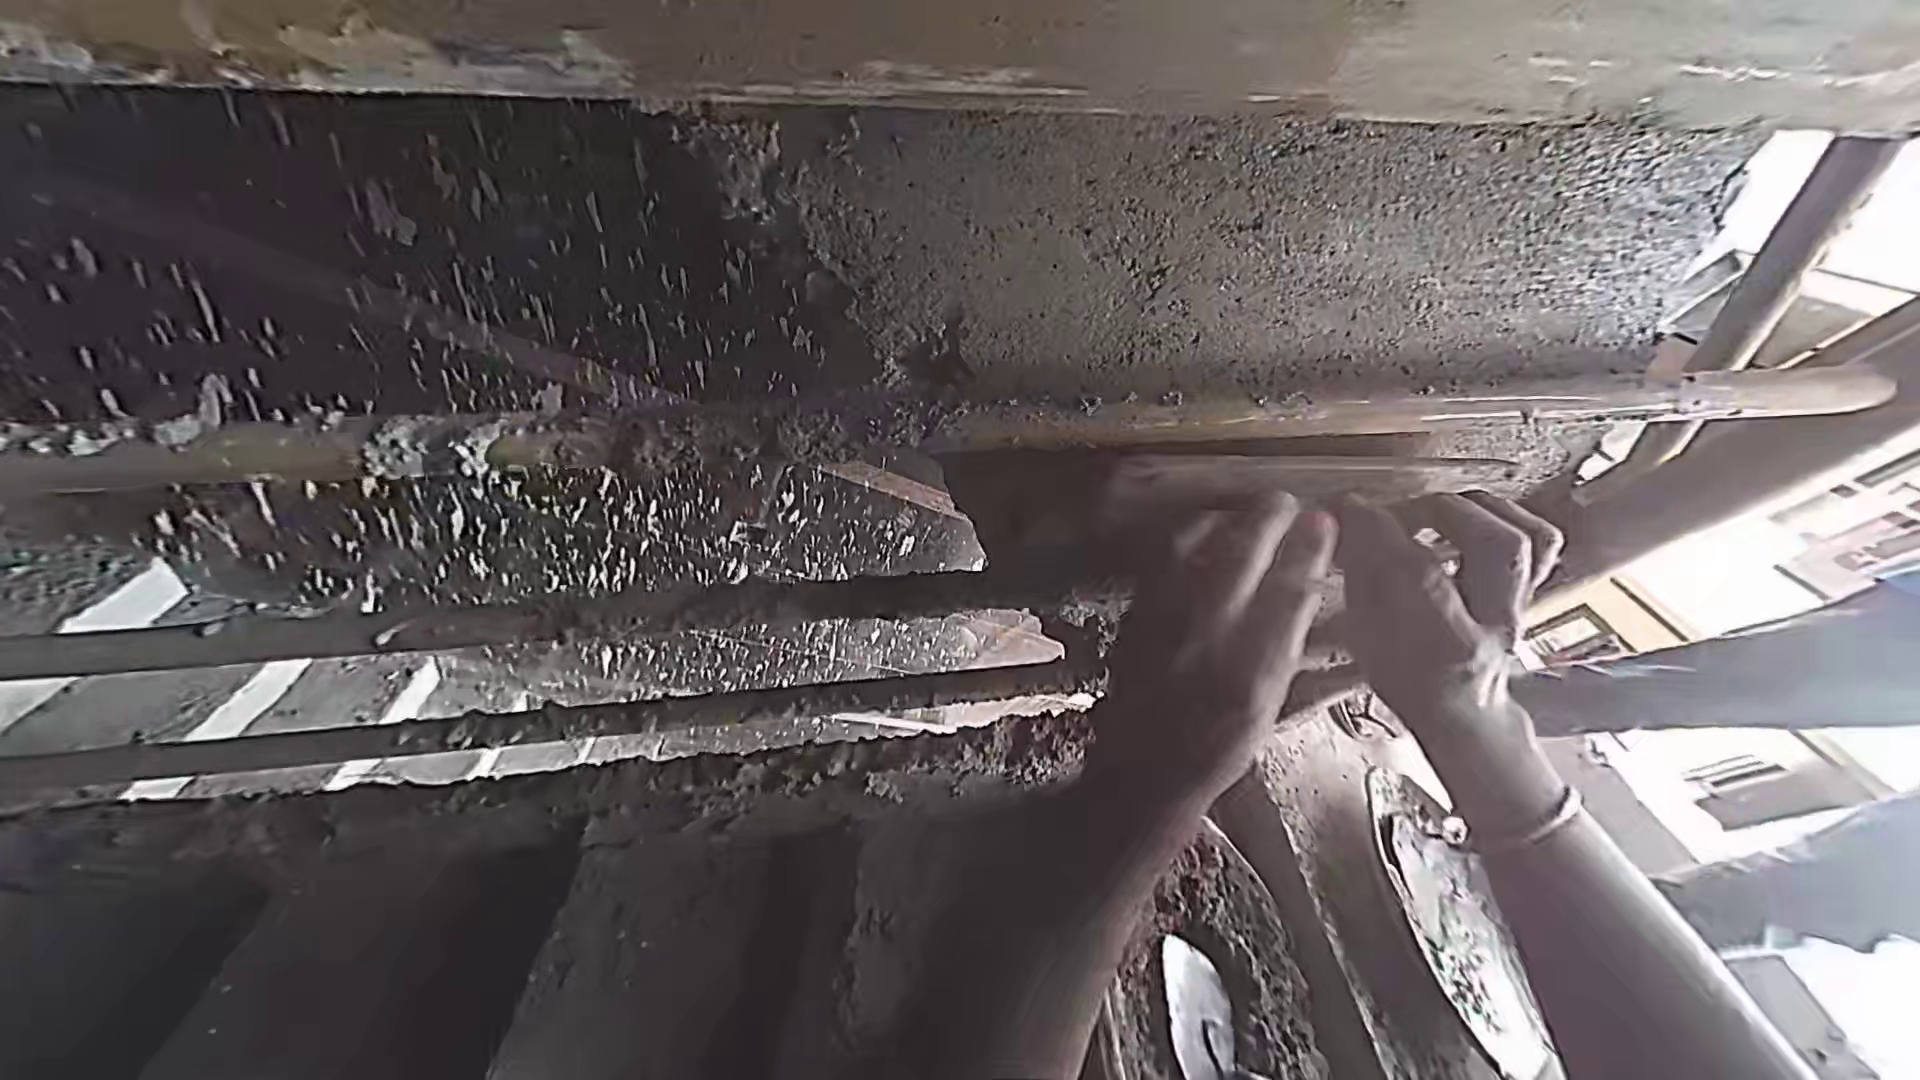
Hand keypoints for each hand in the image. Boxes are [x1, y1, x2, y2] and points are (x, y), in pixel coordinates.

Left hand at [1088, 494, 1335, 804]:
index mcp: (1250, 672)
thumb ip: (1311, 675)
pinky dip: (1183, 543)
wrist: (1141, 771)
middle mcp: (1206, 642)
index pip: (1288, 593)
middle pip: (1238, 561)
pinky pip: (1157, 567)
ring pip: (1191, 555)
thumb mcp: (1272, 716)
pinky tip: (1197, 537)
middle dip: (1265, 521)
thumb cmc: (1215, 751)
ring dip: (1222, 524)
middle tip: (1284, 503)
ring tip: (1242, 516)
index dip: (1308, 550)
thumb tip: (1352, 643)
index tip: (1325, 520)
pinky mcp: (1133, 622)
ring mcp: (1162, 626)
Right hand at [1334, 492, 1566, 826]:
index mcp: (1441, 644)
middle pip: (1493, 546)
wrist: (1459, 710)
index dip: (1378, 530)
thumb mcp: (1362, 636)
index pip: (1417, 571)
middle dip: (1434, 511)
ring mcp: (1518, 607)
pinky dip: (1504, 517)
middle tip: (1391, 509)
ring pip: (1526, 539)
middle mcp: (1492, 623)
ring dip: (1473, 510)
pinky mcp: (1529, 591)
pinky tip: (1467, 514)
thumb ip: (1360, 580)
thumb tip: (1346, 524)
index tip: (1346, 507)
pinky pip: (1540, 543)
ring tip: (1429, 507)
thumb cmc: (1403, 677)